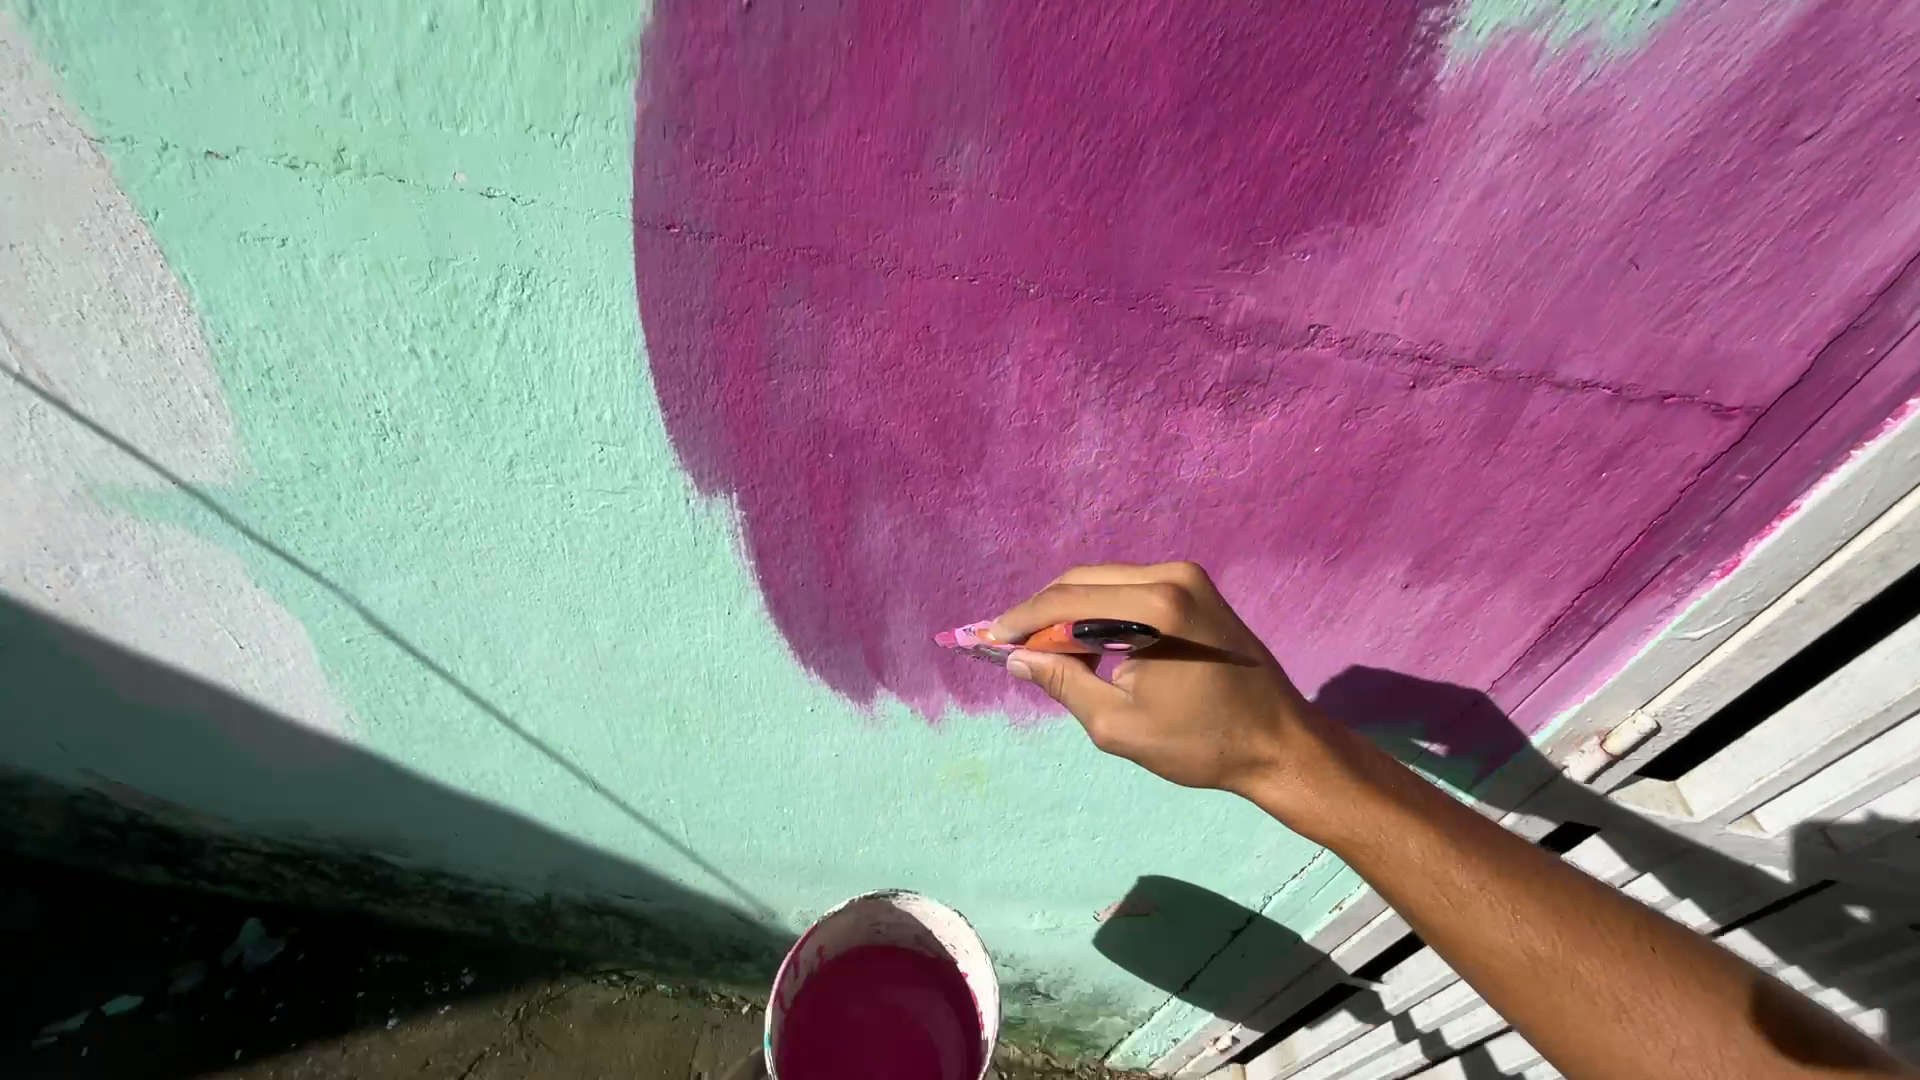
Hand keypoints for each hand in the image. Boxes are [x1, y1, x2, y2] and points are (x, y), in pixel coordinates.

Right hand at [989, 562, 1338, 800]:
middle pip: (1081, 582)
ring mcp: (1186, 576)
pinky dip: (1097, 609)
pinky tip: (1083, 639)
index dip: (1021, 620)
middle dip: (1040, 613)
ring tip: (1042, 647)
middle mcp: (1171, 576)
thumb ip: (1062, 682)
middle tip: (1010, 644)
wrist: (1281, 743)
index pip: (1066, 601)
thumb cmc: (1201, 743)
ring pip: (1102, 581)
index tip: (988, 639)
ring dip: (1067, 610)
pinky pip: (1127, 588)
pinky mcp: (1194, 586)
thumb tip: (1016, 657)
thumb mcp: (1118, 724)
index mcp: (1156, 608)